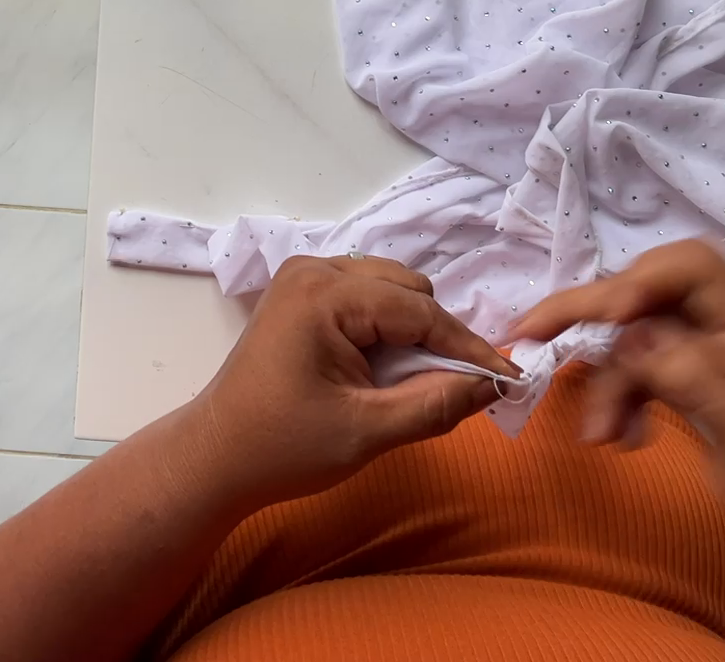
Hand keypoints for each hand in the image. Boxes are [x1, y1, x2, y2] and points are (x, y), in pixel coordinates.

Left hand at [186, 254, 517, 506]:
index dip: (468, 347)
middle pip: (407, 289)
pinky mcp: (301, 290)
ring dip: (410, 330)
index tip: (508, 378)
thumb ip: (435, 404)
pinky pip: (366, 294)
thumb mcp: (366, 432)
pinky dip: (385, 326)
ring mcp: (305, 275)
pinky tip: (377, 366)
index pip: (419, 311)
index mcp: (325, 294)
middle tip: (442, 389)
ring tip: (402, 382)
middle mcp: (315, 268)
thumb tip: (492, 385)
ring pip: (390, 288)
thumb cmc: (282, 448)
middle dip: (434, 338)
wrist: (216, 456)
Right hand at [510, 240, 724, 618]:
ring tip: (596, 433)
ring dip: (606, 376)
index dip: (639, 280)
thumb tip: (631, 334)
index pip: (695, 268)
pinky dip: (622, 394)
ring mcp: (717, 347)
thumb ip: (697, 383)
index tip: (601, 318)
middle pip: (649, 293)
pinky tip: (617, 433)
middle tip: (528, 335)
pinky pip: (644, 364)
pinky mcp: (702, 371)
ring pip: (637, 334)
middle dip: (588, 314)